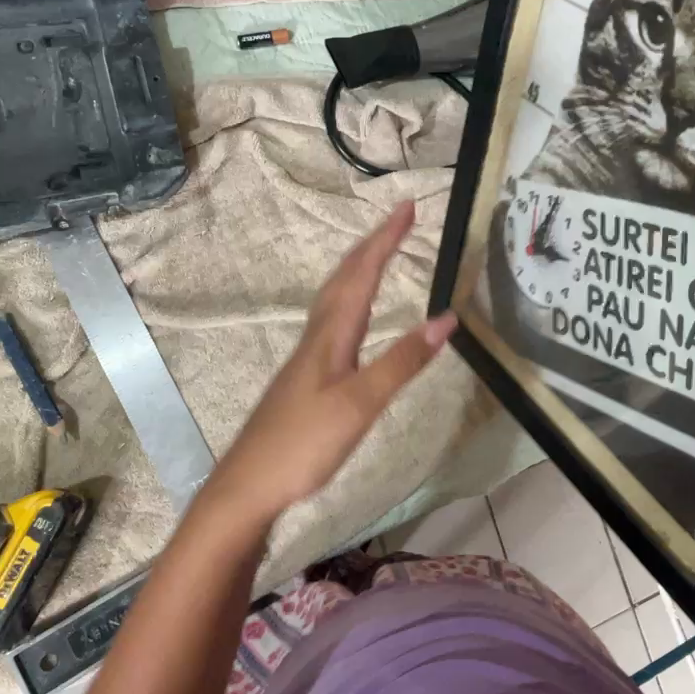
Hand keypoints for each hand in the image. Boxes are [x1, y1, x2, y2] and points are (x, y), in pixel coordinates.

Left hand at [206, 202, 457, 520]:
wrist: (247, 486)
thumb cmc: (303, 444)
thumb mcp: (361, 404)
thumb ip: (403, 361)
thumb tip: (446, 318)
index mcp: (331, 334)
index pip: (363, 273)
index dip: (386, 239)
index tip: (408, 208)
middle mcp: (318, 336)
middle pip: (346, 277)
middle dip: (374, 244)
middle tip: (401, 220)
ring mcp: (309, 356)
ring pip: (337, 296)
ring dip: (361, 267)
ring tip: (382, 252)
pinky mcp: (308, 376)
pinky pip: (335, 318)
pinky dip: (353, 297)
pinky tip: (356, 314)